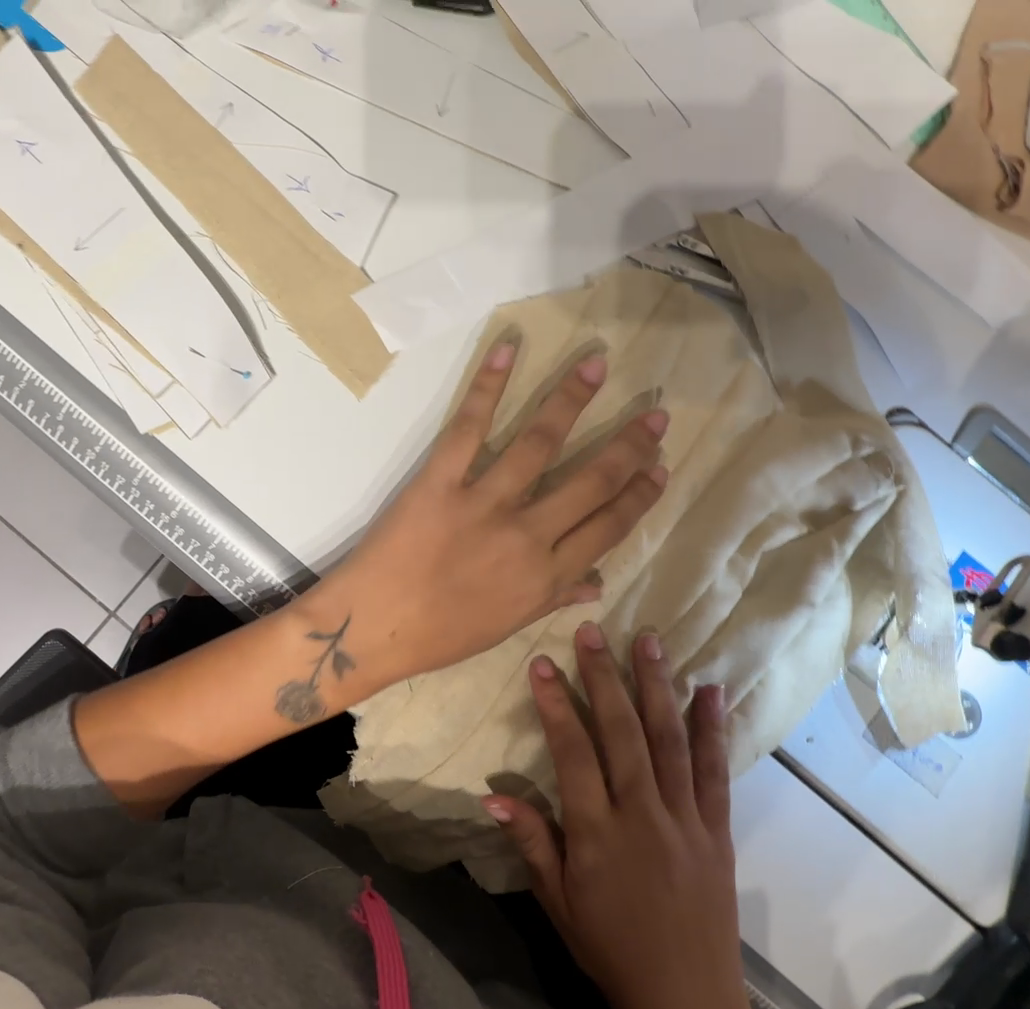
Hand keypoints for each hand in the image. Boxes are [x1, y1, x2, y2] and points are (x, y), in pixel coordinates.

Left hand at [296, 330, 668, 691]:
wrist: (370, 628)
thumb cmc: (436, 636)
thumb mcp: (503, 628)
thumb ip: (551, 599)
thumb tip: (598, 584)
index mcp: (546, 576)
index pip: (609, 527)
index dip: (639, 494)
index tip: (659, 466)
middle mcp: (526, 536)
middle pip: (591, 482)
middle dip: (629, 446)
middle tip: (654, 414)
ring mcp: (483, 505)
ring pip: (539, 444)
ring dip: (571, 400)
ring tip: (597, 365)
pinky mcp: (438, 483)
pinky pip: (468, 429)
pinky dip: (488, 386)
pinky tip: (508, 351)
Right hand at [483, 624, 765, 1008]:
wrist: (686, 997)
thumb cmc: (608, 945)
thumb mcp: (556, 900)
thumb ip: (530, 841)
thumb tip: (491, 793)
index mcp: (597, 833)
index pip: (573, 755)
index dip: (556, 706)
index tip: (543, 664)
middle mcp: (643, 816)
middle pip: (622, 734)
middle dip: (604, 679)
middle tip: (592, 631)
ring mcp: (686, 820)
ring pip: (669, 742)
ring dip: (657, 687)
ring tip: (649, 642)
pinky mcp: (717, 831)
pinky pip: (714, 772)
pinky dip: (712, 729)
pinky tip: (710, 693)